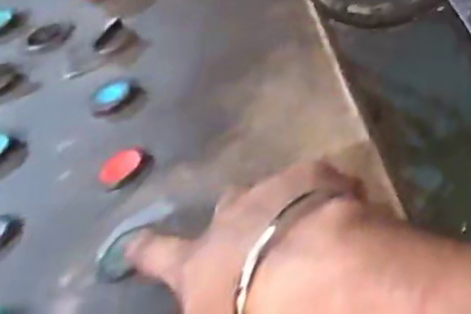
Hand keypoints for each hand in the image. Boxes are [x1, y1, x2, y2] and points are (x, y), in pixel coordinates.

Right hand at [127, 160, 366, 313]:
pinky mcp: (315, 170)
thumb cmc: (250, 310)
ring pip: (273, 187)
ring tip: (301, 221)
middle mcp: (229, 216)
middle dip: (236, 213)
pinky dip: (321, 192)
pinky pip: (315, 180)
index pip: (156, 255)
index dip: (144, 249)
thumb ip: (205, 307)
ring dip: (282, 201)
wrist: (312, 262)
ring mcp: (274, 186)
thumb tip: (206, 304)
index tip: (134, 242)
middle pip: (226, 204)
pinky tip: (336, 206)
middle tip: (252, 230)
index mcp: (197, 262)